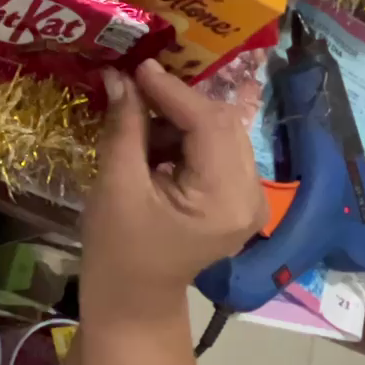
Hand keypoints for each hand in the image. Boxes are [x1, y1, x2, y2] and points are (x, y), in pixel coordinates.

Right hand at [80, 60, 265, 326]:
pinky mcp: (229, 198)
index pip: (209, 125)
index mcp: (225, 198)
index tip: (139, 65)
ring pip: (219, 134)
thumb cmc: (117, 250)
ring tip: (139, 102)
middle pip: (222, 125)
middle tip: (137, 77)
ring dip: (180, 115)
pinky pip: (212, 152)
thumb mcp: (115, 187)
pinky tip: (152, 129)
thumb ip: (124, 130)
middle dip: (179, 98)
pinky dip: (183, 134)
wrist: (130, 299)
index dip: (173, 91)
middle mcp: (249, 195)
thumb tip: (121, 77)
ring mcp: (244, 198)